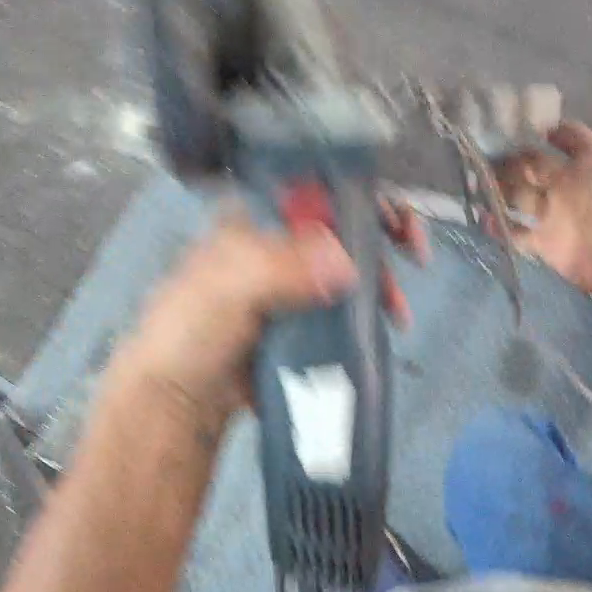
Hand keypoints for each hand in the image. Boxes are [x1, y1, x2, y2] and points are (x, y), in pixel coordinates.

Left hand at [105, 199, 428, 430]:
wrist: (176, 400)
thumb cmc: (190, 330)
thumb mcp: (229, 289)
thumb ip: (282, 268)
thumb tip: (344, 260)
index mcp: (253, 222)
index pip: (315, 190)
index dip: (358, 194)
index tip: (392, 218)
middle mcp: (276, 247)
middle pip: (341, 228)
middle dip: (382, 237)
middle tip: (416, 254)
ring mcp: (289, 287)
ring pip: (347, 270)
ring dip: (380, 283)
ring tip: (397, 314)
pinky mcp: (300, 324)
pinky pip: (341, 310)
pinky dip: (366, 315)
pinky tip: (382, 329)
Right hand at [498, 58, 591, 312]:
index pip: (564, 134)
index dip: (544, 124)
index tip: (515, 113)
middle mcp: (569, 183)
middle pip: (530, 162)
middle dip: (508, 155)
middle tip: (480, 144)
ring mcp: (554, 214)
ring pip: (516, 194)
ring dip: (496, 186)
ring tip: (470, 174)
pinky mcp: (545, 245)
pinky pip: (514, 232)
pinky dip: (498, 225)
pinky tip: (483, 216)